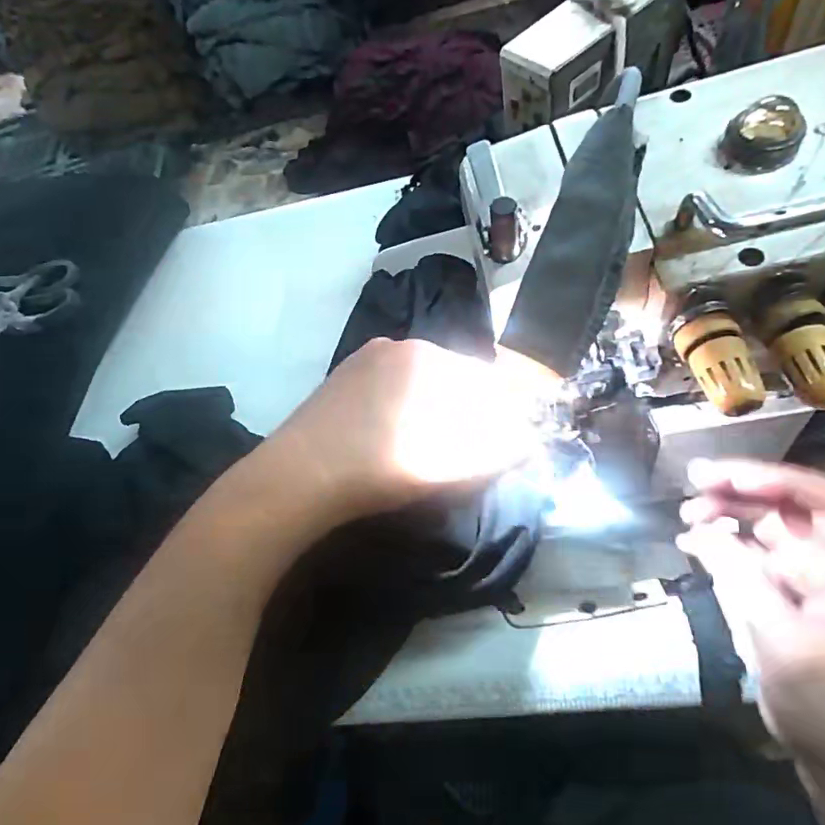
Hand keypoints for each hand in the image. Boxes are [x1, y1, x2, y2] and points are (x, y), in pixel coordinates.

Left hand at [253, 338, 547, 526]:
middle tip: (467, 456)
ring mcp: (361, 362)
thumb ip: (498, 450)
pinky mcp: (338, 382)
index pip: (484, 381)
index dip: (500, 417)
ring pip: (417, 386)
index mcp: (426, 356)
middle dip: (467, 414)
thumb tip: (527, 440)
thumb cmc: (381, 468)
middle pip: (450, 379)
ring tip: (430, 453)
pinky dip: (402, 412)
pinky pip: (387, 392)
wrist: (297, 478)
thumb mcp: (451, 465)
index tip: (501, 449)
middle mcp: (395, 346)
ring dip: (434, 414)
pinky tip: (393, 443)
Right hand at [676, 460, 824, 801]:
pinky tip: (695, 546)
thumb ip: (740, 580)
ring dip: (730, 518)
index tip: (721, 477)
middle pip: (792, 511)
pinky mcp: (794, 606)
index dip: (775, 479)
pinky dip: (727, 550)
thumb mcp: (781, 642)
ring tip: (686, 516)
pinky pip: (758, 564)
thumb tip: (701, 532)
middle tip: (690, 488)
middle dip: (741, 493)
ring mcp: (815, 588)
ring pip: (770, 533)